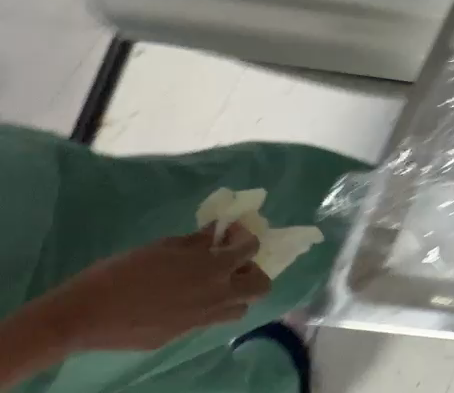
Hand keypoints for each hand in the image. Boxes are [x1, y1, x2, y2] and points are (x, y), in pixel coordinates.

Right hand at [39, 226, 271, 351]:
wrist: (78, 317)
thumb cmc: (121, 273)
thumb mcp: (164, 246)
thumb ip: (198, 240)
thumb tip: (216, 232)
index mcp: (216, 269)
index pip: (251, 249)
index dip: (244, 236)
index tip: (230, 231)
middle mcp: (216, 296)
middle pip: (259, 286)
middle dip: (253, 270)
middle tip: (231, 262)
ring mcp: (197, 321)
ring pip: (237, 309)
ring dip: (235, 294)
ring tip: (213, 283)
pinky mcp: (175, 338)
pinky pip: (204, 322)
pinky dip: (204, 309)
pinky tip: (182, 300)